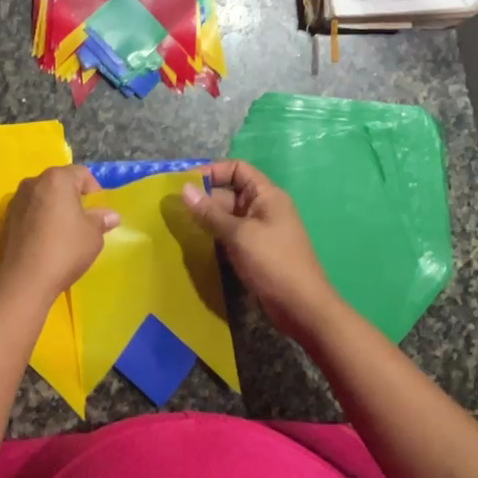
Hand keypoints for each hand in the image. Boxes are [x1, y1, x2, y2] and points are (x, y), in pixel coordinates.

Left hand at [0, 166, 120, 301]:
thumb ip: (101, 220)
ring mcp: (16, 200)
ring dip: (54, 209)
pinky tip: (45, 242)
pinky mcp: (5, 219)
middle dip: (73, 198)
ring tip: (64, 233)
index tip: (99, 212)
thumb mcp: (92, 236)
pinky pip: (29, 212)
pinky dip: (39, 220)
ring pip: (43, 197)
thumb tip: (110, 215)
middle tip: (83, 222)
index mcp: (57, 179)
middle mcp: (33, 182)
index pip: (82, 174)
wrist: (23, 280)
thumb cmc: (64, 250)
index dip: (94, 191)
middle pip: (60, 183)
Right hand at [182, 160, 337, 335]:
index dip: (212, 171)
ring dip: (207, 218)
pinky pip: (231, 234)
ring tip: (180, 223)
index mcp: (267, 195)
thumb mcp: (238, 234)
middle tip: (175, 206)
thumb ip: (210, 212)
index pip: (237, 169)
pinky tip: (196, 242)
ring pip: (228, 215)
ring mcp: (261, 230)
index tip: (186, 182)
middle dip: (205, 197)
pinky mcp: (256, 251)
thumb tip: (184, 189)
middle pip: (230, 192)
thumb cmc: (273, 262)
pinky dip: (215, 235)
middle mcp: (264, 208)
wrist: (303, 308)